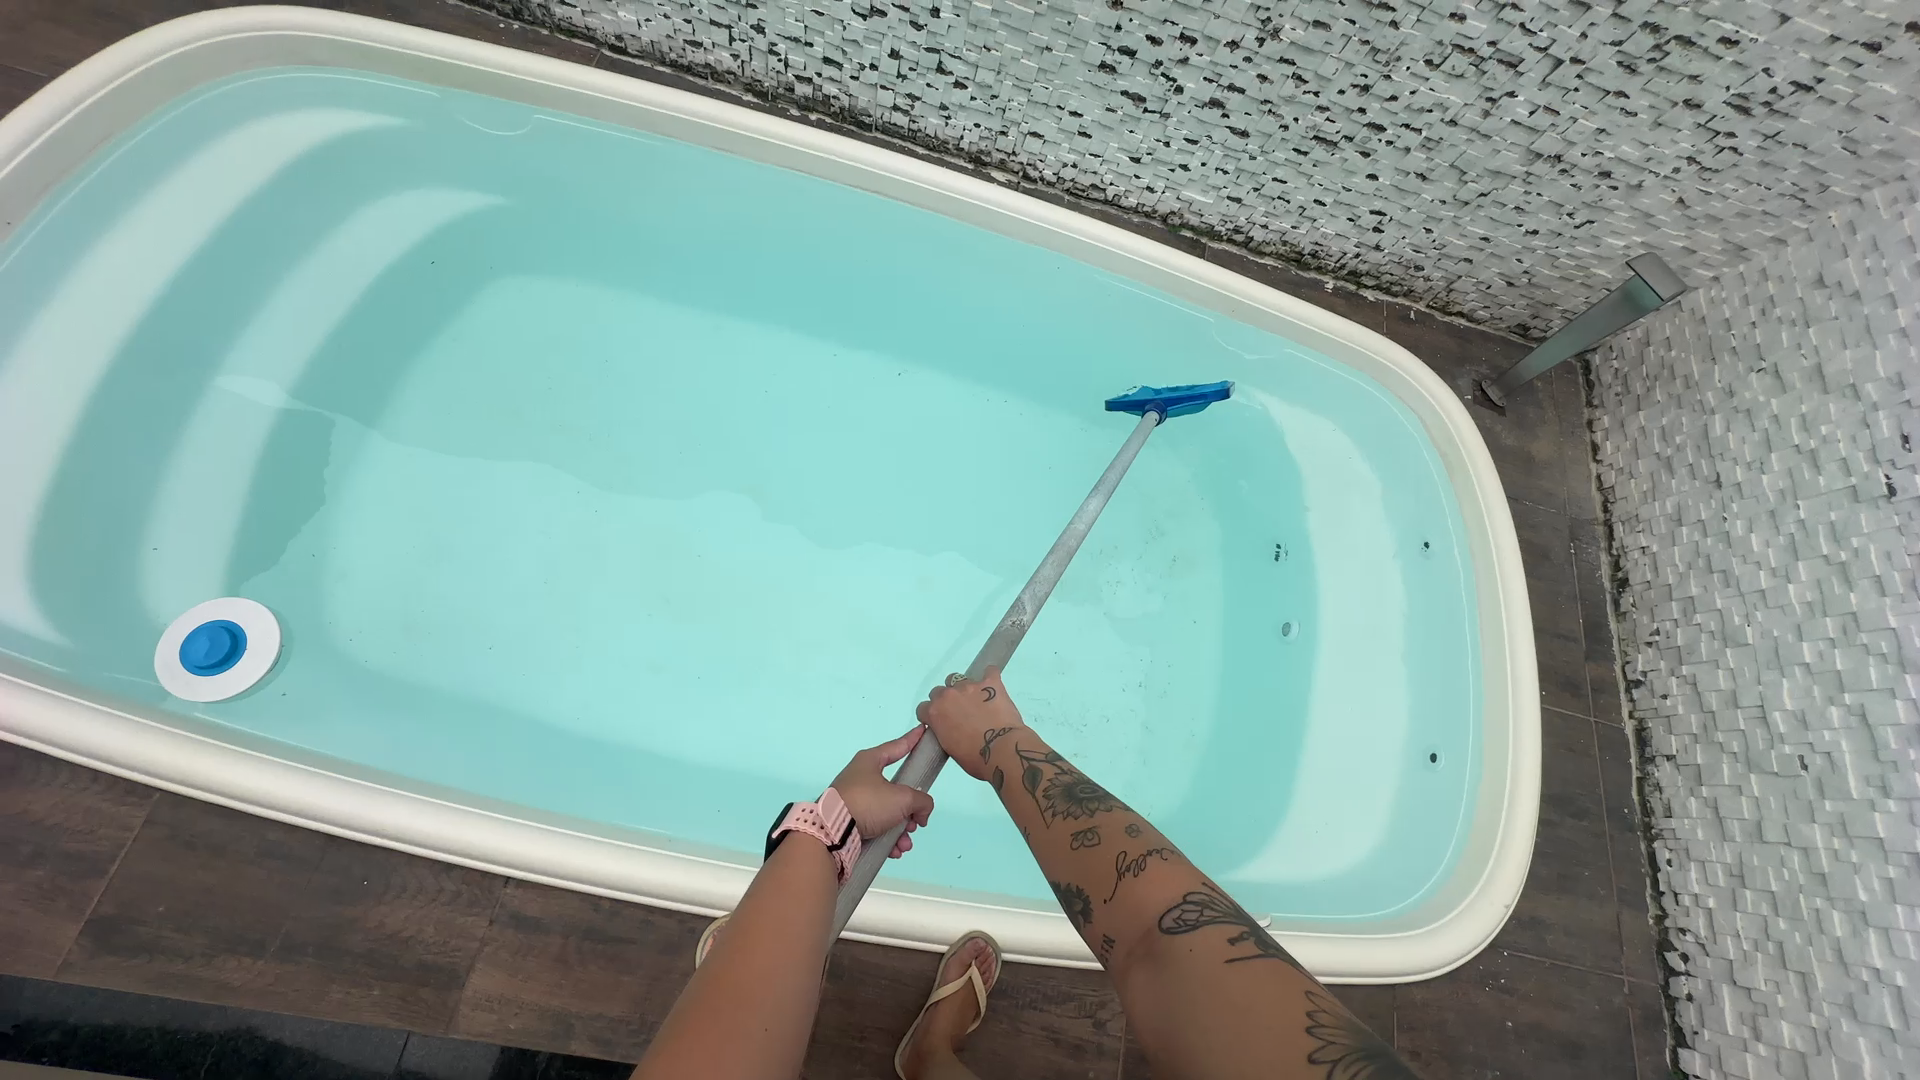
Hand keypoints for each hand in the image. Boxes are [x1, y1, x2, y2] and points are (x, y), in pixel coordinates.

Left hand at [832, 728, 936, 857]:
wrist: (831, 832)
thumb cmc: (868, 803)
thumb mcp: (903, 798)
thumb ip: (922, 801)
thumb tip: (921, 813)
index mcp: (870, 761)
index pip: (897, 746)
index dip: (912, 739)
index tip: (923, 730)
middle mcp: (861, 778)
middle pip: (896, 789)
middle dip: (910, 809)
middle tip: (917, 820)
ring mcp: (854, 800)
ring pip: (887, 813)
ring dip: (901, 829)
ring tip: (904, 843)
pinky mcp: (848, 821)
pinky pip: (875, 828)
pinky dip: (887, 839)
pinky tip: (894, 851)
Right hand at [915, 667, 1026, 781]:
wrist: (1002, 751)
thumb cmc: (975, 758)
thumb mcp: (949, 748)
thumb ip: (944, 732)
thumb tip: (950, 729)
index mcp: (934, 713)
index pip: (923, 708)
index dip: (931, 715)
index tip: (940, 722)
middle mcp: (948, 695)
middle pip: (939, 691)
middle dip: (947, 701)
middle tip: (960, 713)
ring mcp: (969, 685)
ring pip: (959, 679)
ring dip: (964, 689)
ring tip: (977, 702)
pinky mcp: (990, 682)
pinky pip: (989, 671)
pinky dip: (990, 677)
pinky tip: (993, 688)